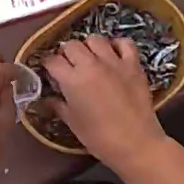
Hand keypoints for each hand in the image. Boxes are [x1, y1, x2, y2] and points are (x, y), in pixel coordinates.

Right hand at [43, 36, 166, 167]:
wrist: (136, 143)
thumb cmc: (99, 137)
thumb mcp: (72, 122)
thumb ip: (58, 106)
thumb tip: (48, 98)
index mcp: (72, 80)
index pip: (52, 61)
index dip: (48, 64)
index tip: (49, 70)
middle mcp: (91, 65)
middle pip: (71, 45)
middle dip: (66, 53)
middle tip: (69, 65)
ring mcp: (114, 62)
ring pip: (95, 39)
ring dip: (88, 46)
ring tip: (90, 57)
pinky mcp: (133, 65)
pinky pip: (124, 43)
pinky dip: (117, 45)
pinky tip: (114, 53)